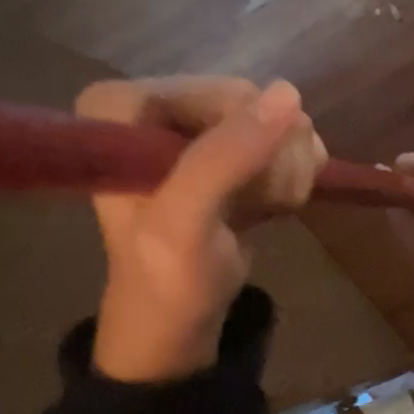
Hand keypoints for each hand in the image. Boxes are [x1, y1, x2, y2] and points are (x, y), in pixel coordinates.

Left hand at [75, 77, 326, 382]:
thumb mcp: (185, 223)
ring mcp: (194, 120)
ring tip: (258, 208)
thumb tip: (289, 93)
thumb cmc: (167, 277)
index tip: (237, 191)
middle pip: (255, 104)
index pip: (226, 93)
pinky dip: (291, 173)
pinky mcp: (226, 141)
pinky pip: (285, 133)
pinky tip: (269, 201)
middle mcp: (155, 100)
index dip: (248, 144)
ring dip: (285, 171)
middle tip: (253, 205)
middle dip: (272, 159)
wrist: (178, 319)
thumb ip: (225, 157)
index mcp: (122, 104)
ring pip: (278, 119)